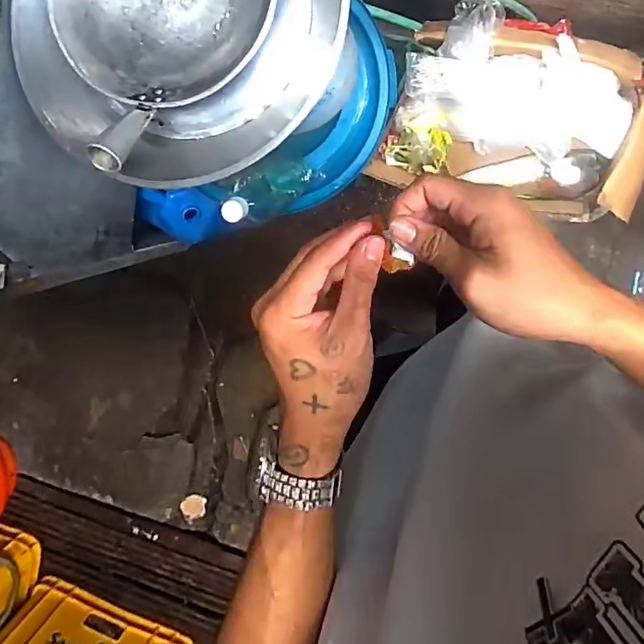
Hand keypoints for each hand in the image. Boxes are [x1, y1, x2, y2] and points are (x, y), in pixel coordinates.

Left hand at [250, 219, 385, 477]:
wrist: (317, 422)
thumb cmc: (335, 384)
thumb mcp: (352, 332)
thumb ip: (359, 283)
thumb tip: (371, 241)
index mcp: (280, 307)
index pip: (314, 261)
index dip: (344, 238)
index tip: (371, 221)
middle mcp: (269, 300)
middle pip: (308, 259)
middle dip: (341, 241)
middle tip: (374, 226)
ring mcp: (274, 305)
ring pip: (308, 267)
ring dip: (337, 254)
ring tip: (369, 239)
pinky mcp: (283, 310)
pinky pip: (308, 281)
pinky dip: (331, 271)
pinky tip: (353, 260)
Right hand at [387, 175, 626, 343]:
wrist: (583, 312)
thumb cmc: (528, 297)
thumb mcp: (472, 277)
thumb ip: (433, 247)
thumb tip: (397, 226)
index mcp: (484, 202)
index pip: (427, 185)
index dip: (404, 206)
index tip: (395, 238)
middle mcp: (491, 198)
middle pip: (437, 194)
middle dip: (414, 219)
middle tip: (404, 254)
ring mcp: (499, 212)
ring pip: (449, 209)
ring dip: (429, 229)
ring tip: (420, 260)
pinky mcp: (504, 227)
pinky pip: (465, 221)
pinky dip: (447, 236)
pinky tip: (442, 260)